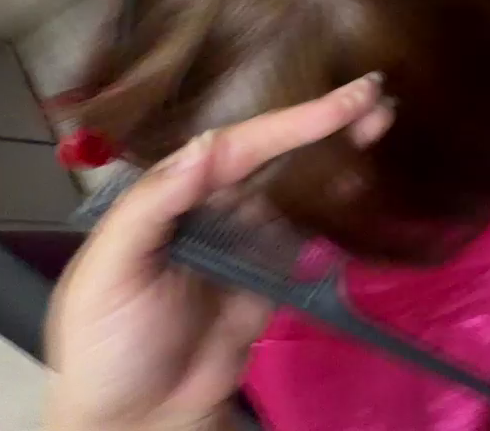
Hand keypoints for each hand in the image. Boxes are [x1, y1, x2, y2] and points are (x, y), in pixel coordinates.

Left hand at [46, 74, 394, 430]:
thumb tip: (207, 147)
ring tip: (383, 118)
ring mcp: (251, 231)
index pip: (241, 145)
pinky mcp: (276, 262)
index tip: (342, 102)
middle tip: (375, 91)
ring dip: (341, 144)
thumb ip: (148, 210)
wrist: (142, 419)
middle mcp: (217, 201)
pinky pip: (312, 221)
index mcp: (177, 194)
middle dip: (326, 118)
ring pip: (301, 176)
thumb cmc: (107, 347)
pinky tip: (366, 175)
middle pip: (277, 148)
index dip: (293, 121)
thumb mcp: (106, 279)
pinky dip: (340, 193)